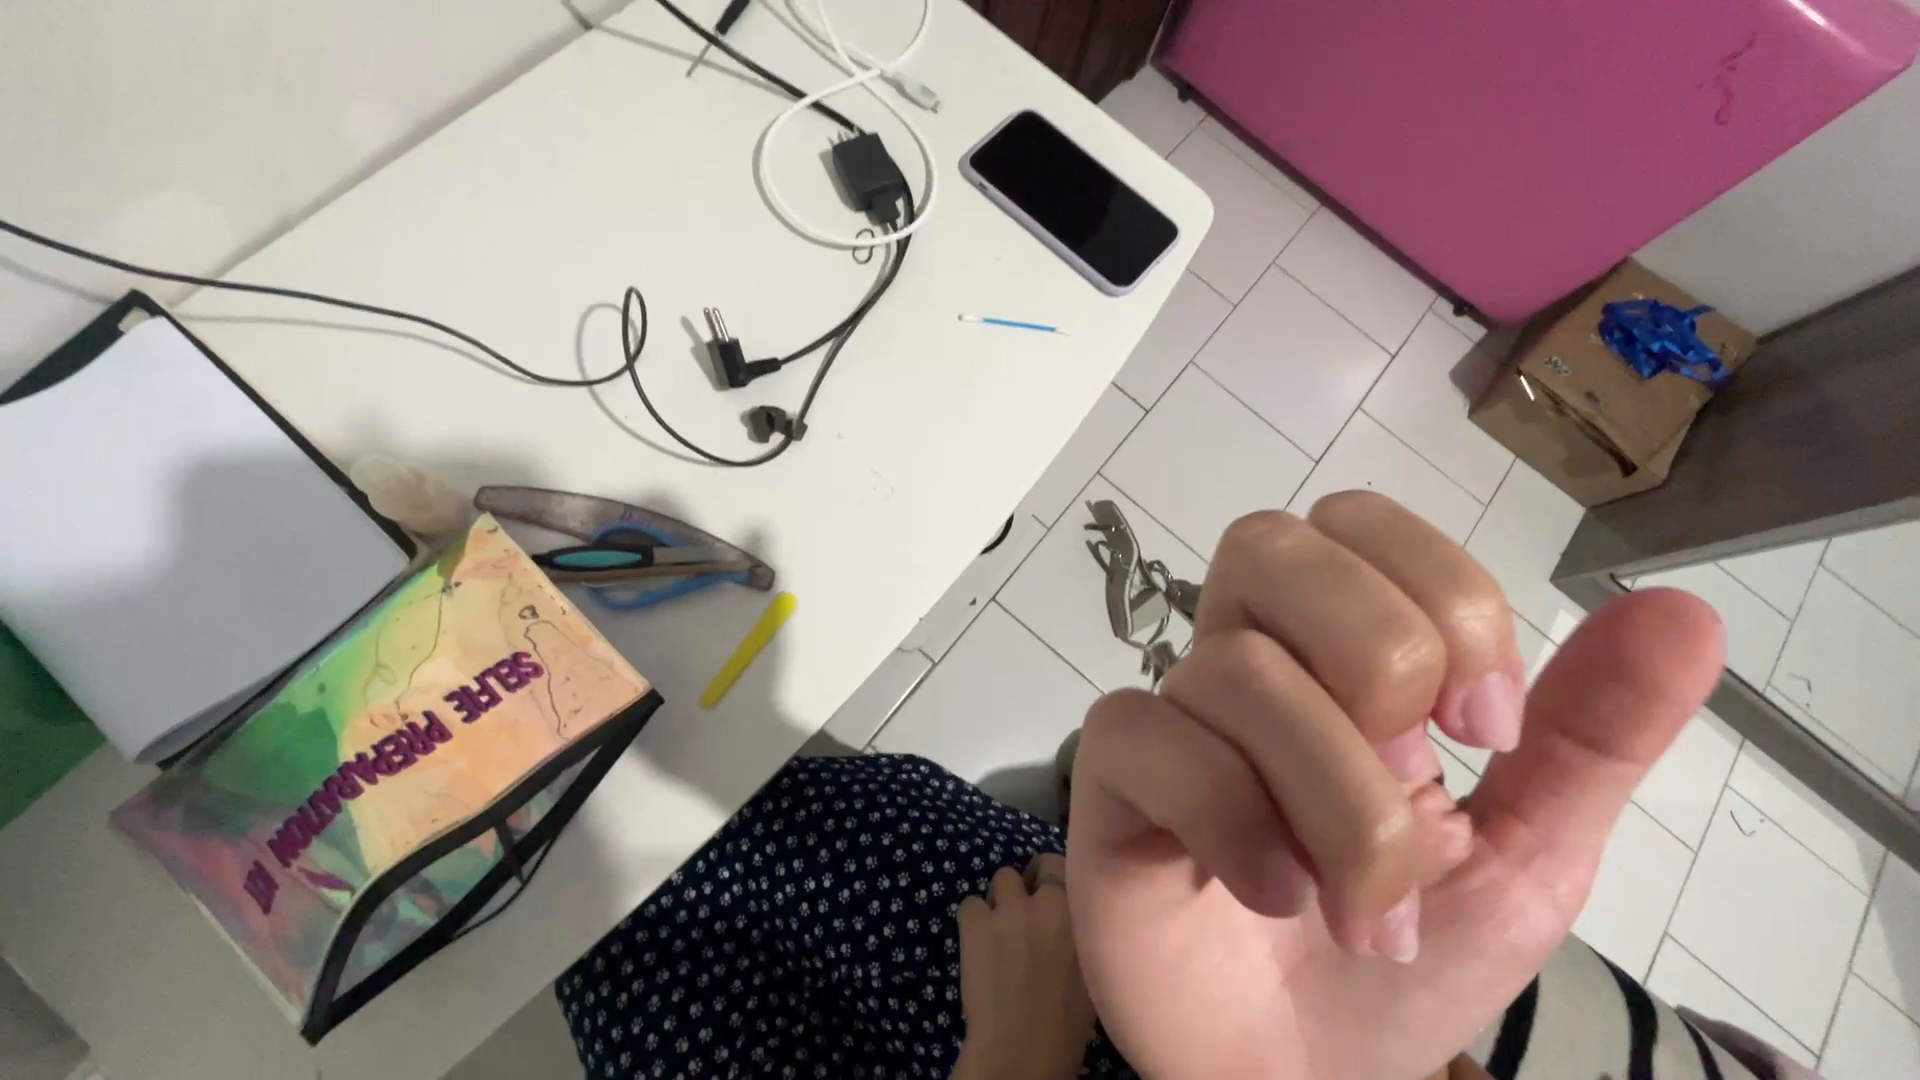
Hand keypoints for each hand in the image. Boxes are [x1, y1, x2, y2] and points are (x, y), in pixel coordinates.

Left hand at [954, 855, 1095, 1079]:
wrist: (1024, 1049)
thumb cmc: (1067, 1024)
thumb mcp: (1090, 969)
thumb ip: (1078, 933)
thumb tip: (1068, 924)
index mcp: (1081, 913)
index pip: (1067, 867)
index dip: (1054, 881)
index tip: (1050, 899)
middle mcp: (1049, 900)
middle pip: (1038, 865)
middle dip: (1032, 884)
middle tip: (1025, 912)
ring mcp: (1010, 907)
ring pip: (1002, 877)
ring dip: (1003, 898)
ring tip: (1000, 928)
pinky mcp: (976, 921)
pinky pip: (970, 902)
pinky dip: (973, 919)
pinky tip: (977, 942)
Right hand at [1066, 493, 1725, 1079]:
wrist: (1297, 1072)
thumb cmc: (1400, 955)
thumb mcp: (1526, 851)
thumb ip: (1589, 737)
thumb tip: (1682, 609)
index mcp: (1325, 657)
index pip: (1352, 521)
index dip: (1439, 595)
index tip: (1486, 727)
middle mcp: (1235, 662)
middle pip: (1266, 545)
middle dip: (1375, 651)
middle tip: (1418, 769)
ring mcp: (1164, 716)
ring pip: (1234, 670)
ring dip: (1335, 800)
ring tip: (1365, 908)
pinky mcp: (1106, 779)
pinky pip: (1150, 739)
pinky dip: (1234, 819)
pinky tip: (1274, 894)